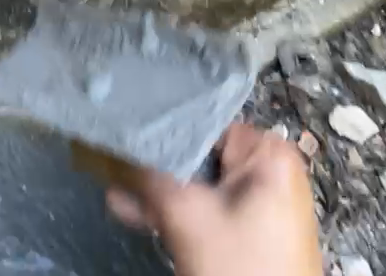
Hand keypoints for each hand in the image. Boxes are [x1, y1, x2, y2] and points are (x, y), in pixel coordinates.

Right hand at [106, 124, 322, 275]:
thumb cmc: (239, 267)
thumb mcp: (185, 215)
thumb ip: (147, 174)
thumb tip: (115, 149)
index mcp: (268, 154)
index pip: (203, 123)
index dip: (163, 133)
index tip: (127, 140)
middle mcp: (271, 171)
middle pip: (199, 155)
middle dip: (155, 168)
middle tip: (114, 169)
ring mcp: (264, 204)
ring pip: (200, 186)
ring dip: (158, 192)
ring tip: (116, 195)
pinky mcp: (255, 233)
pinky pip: (210, 210)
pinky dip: (178, 214)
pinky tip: (134, 213)